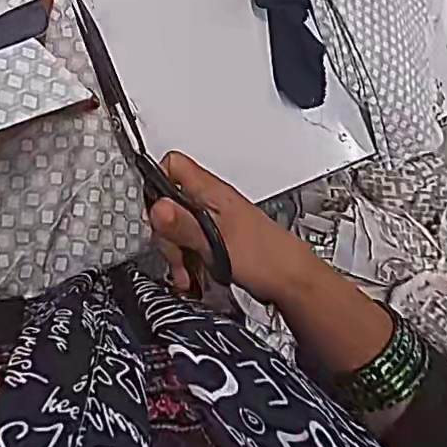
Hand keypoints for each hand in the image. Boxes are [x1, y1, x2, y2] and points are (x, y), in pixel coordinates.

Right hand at [147, 151, 323, 305]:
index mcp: (211, 191)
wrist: (293, 280)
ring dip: (176, 249)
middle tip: (174, 250)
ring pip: (178, 224)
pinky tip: (192, 273)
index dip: (156, 182)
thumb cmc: (266, 258)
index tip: (153, 212)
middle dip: (166, 230)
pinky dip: (186, 258)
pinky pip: (190, 241)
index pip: (172, 166)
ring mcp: (214, 219)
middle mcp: (212, 200)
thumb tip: (156, 208)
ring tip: (185, 270)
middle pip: (169, 201)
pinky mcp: (218, 238)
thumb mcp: (216, 243)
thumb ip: (184, 225)